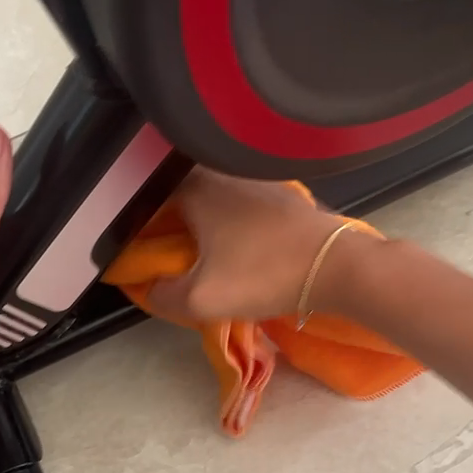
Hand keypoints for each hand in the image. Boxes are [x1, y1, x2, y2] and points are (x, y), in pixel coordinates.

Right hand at [144, 168, 352, 321]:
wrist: (334, 266)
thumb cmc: (262, 275)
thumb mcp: (200, 300)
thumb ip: (163, 295)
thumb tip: (151, 288)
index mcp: (196, 188)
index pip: (150, 194)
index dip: (139, 220)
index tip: (138, 245)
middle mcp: (223, 173)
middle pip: (182, 190)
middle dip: (170, 216)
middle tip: (166, 248)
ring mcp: (257, 179)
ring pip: (215, 194)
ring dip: (203, 217)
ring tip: (199, 247)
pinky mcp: (283, 194)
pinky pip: (243, 202)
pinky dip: (232, 219)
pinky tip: (237, 242)